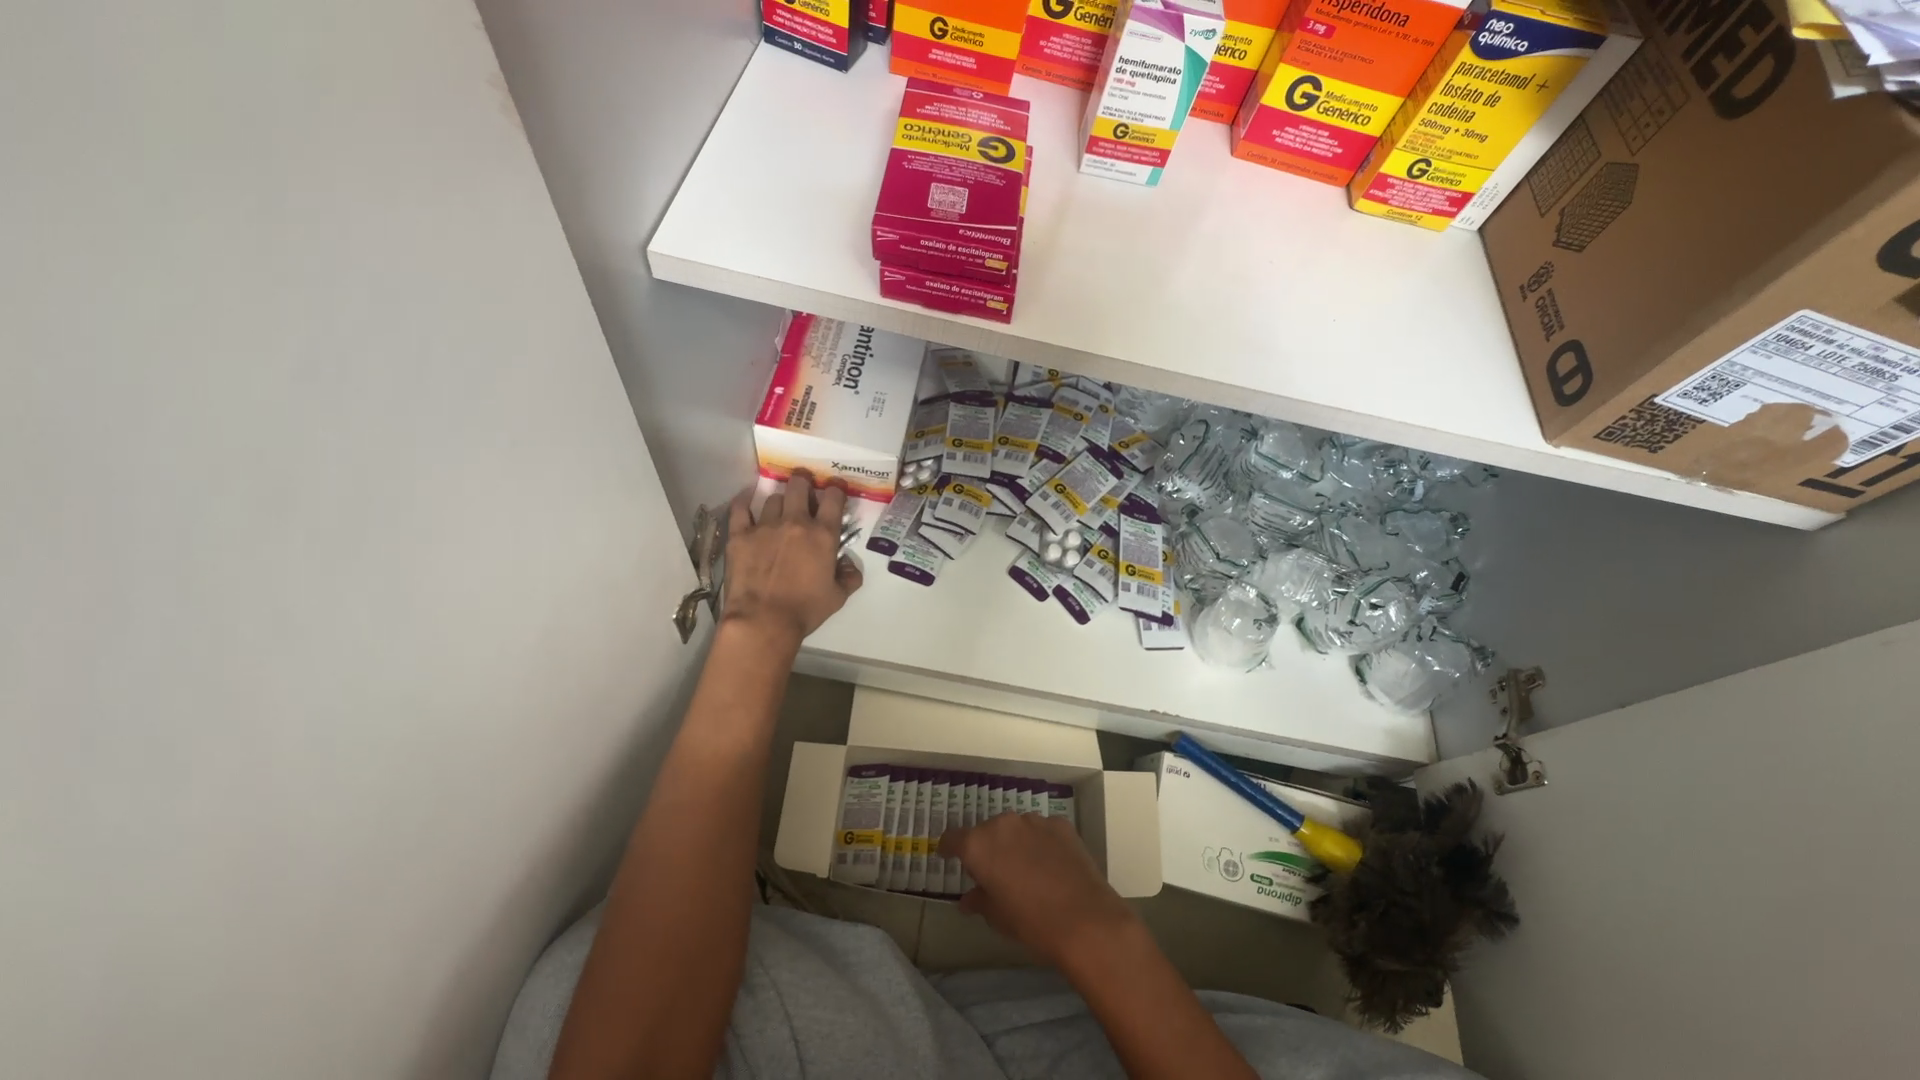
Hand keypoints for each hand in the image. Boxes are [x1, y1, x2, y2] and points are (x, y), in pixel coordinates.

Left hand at [722, 470, 861, 644]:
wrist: (763, 621)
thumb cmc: (804, 610)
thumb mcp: (837, 597)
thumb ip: (849, 577)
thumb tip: (850, 566)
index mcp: (823, 535)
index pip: (833, 499)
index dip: (835, 489)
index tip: (835, 490)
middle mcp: (795, 522)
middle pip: (799, 486)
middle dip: (803, 481)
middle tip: (804, 487)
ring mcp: (765, 526)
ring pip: (773, 498)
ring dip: (780, 500)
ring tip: (779, 508)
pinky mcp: (740, 535)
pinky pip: (740, 508)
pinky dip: (744, 501)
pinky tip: (747, 499)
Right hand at [939, 812, 1140, 969]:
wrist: (1086, 921)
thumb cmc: (1031, 922)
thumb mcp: (997, 918)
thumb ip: (979, 901)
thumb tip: (968, 899)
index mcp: (978, 845)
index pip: (952, 838)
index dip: (948, 849)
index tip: (948, 857)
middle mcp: (1003, 825)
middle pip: (986, 832)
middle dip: (986, 849)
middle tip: (993, 874)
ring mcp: (1035, 821)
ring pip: (1016, 829)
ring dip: (1014, 844)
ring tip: (1025, 870)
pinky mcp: (1062, 825)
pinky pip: (1042, 831)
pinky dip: (1040, 843)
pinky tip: (1050, 866)